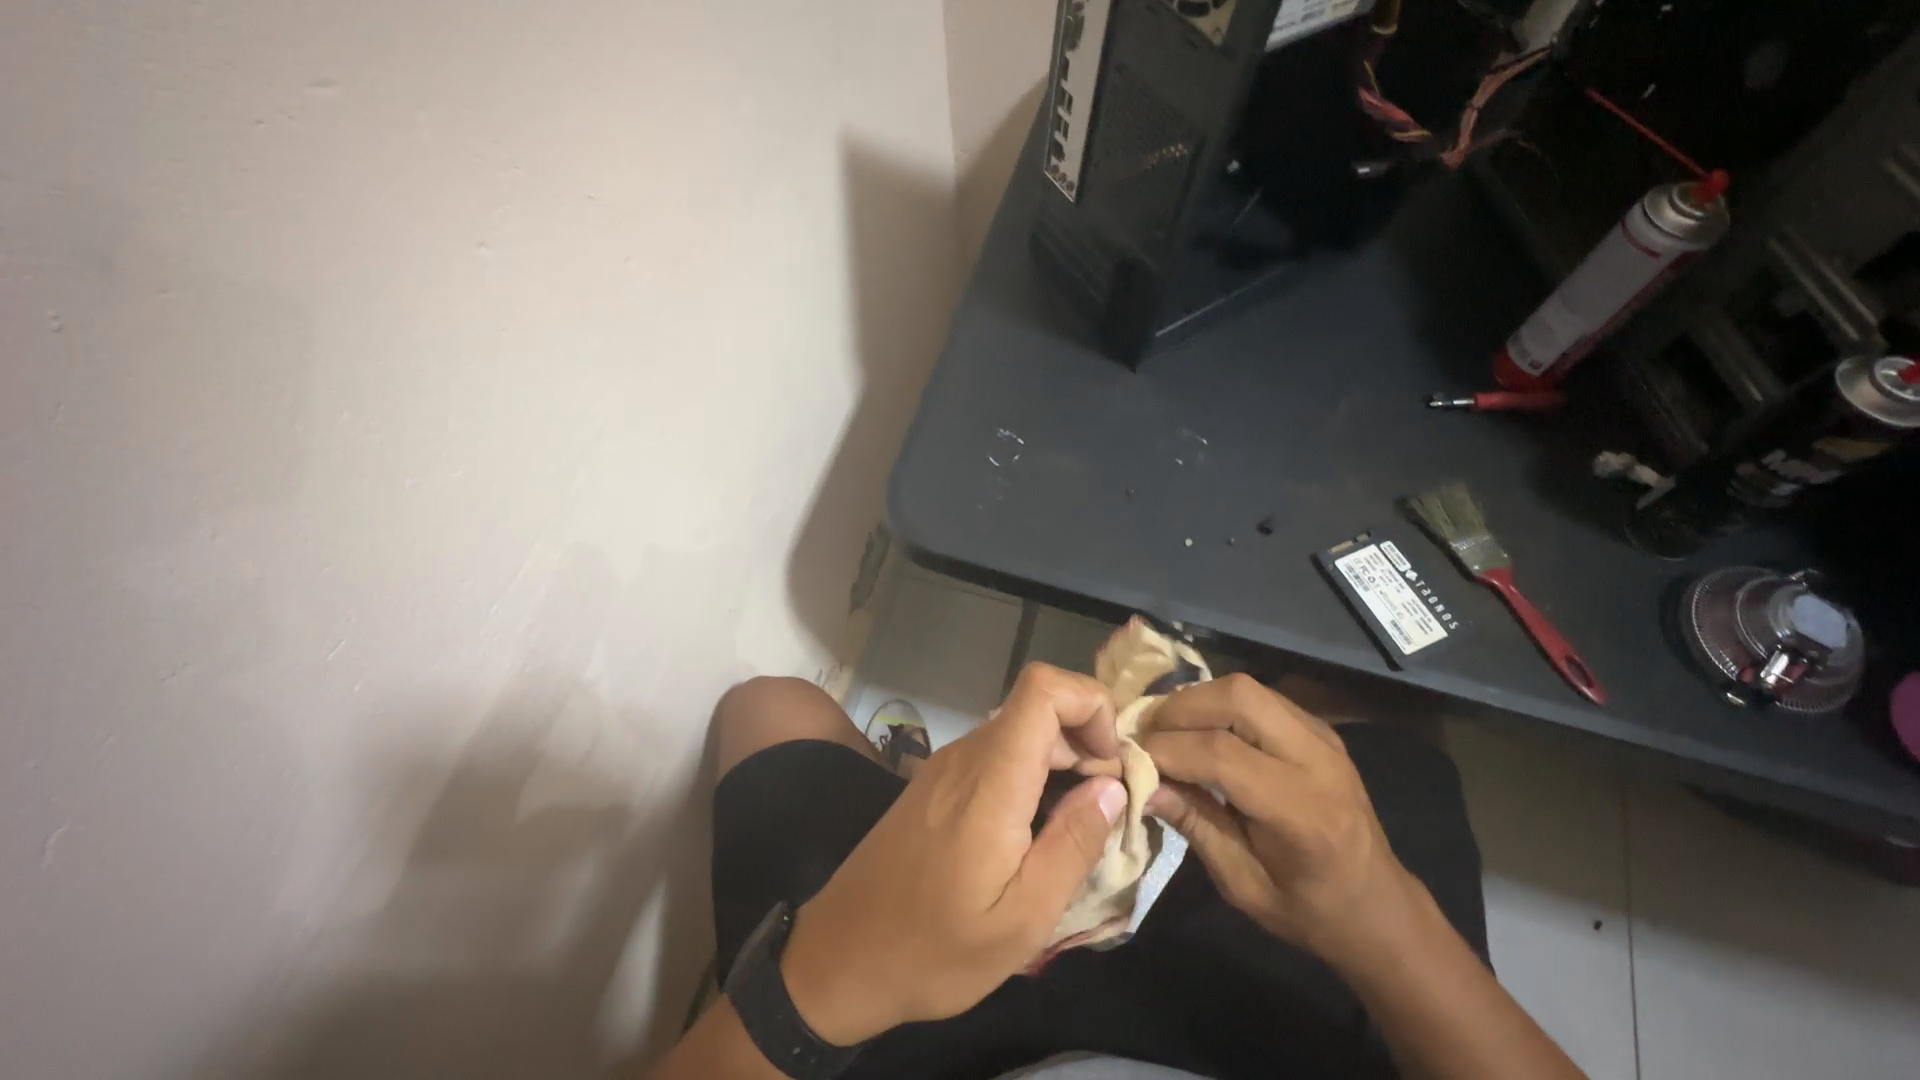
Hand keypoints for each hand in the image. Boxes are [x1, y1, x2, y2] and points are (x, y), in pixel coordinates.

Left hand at [778, 664, 1128, 1045]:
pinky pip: (995, 758)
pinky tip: (1032, 835)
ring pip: (1018, 732)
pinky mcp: (933, 786)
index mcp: (990, 781)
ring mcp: (944, 769)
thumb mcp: (1022, 920)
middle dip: (1085, 744)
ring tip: (1073, 830)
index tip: (1112, 766)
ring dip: (1059, 764)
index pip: (1042, 688)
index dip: (1090, 704)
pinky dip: (1029, 777)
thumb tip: (1112, 785)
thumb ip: (1073, 844)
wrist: (839, 959)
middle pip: (1037, 709)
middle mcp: (964, 757)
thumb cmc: (934, 951)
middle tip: (1104, 814)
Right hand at [1140, 674, 1420, 967]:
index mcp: (1302, 811)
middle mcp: (1317, 759)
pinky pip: (1259, 697)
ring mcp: (1322, 736)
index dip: (1166, 750)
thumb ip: (1194, 824)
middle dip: (1180, 709)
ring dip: (1197, 702)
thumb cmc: (1308, 909)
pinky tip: (1201, 733)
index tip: (1130, 760)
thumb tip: (1141, 783)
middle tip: (1147, 736)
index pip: (1221, 752)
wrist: (1377, 905)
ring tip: (1168, 732)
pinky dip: (1219, 706)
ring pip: (1246, 687)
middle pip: (1237, 697)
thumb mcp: (1242, 884)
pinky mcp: (1319, 728)